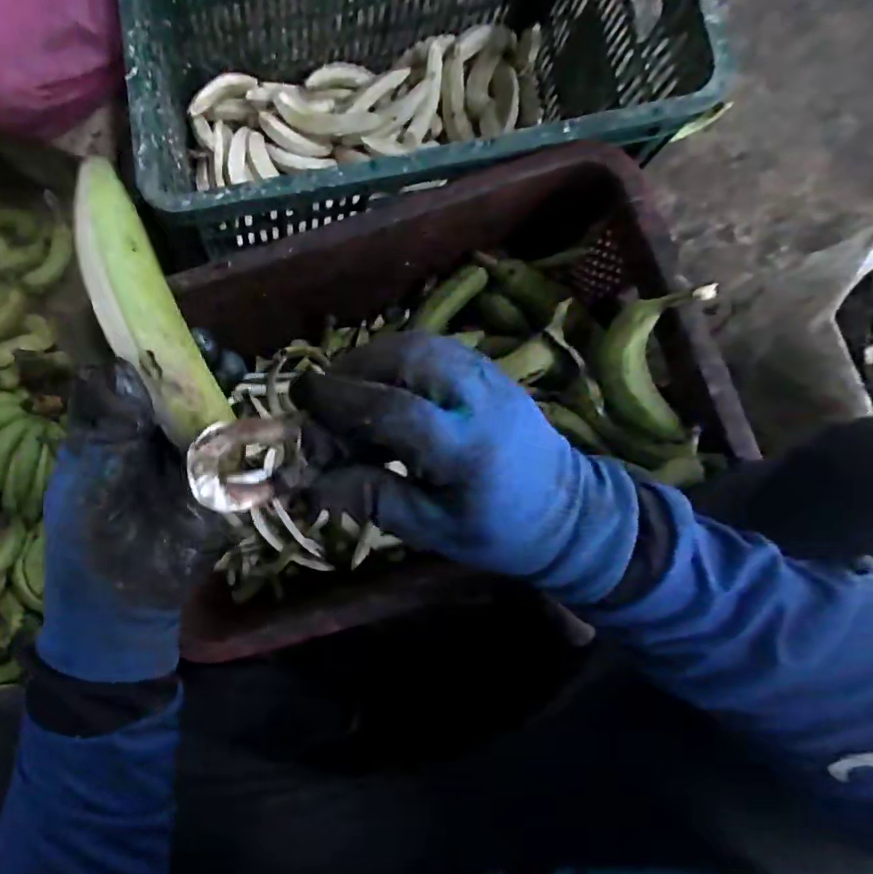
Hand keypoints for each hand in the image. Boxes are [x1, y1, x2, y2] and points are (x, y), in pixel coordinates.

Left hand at [36, 362, 223, 681]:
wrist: (120, 599)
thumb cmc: (87, 533)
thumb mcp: (87, 473)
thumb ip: (105, 420)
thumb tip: (120, 366)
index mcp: (115, 424)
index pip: (131, 373)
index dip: (144, 345)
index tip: (157, 323)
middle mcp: (154, 432)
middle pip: (178, 383)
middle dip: (192, 360)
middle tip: (202, 344)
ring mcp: (190, 456)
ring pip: (211, 408)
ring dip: (221, 384)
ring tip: (226, 365)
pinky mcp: (220, 484)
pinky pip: (239, 451)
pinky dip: (250, 430)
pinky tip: (255, 413)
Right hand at [294, 333, 641, 603]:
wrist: (571, 511)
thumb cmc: (496, 531)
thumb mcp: (430, 529)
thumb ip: (370, 497)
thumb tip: (310, 479)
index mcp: (466, 449)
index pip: (391, 408)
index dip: (339, 400)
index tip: (301, 398)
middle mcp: (478, 398)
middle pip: (403, 358)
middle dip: (350, 372)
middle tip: (322, 400)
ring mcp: (487, 374)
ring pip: (414, 343)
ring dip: (368, 360)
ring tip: (346, 394)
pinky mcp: (487, 366)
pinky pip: (428, 345)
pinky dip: (392, 358)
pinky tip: (379, 386)